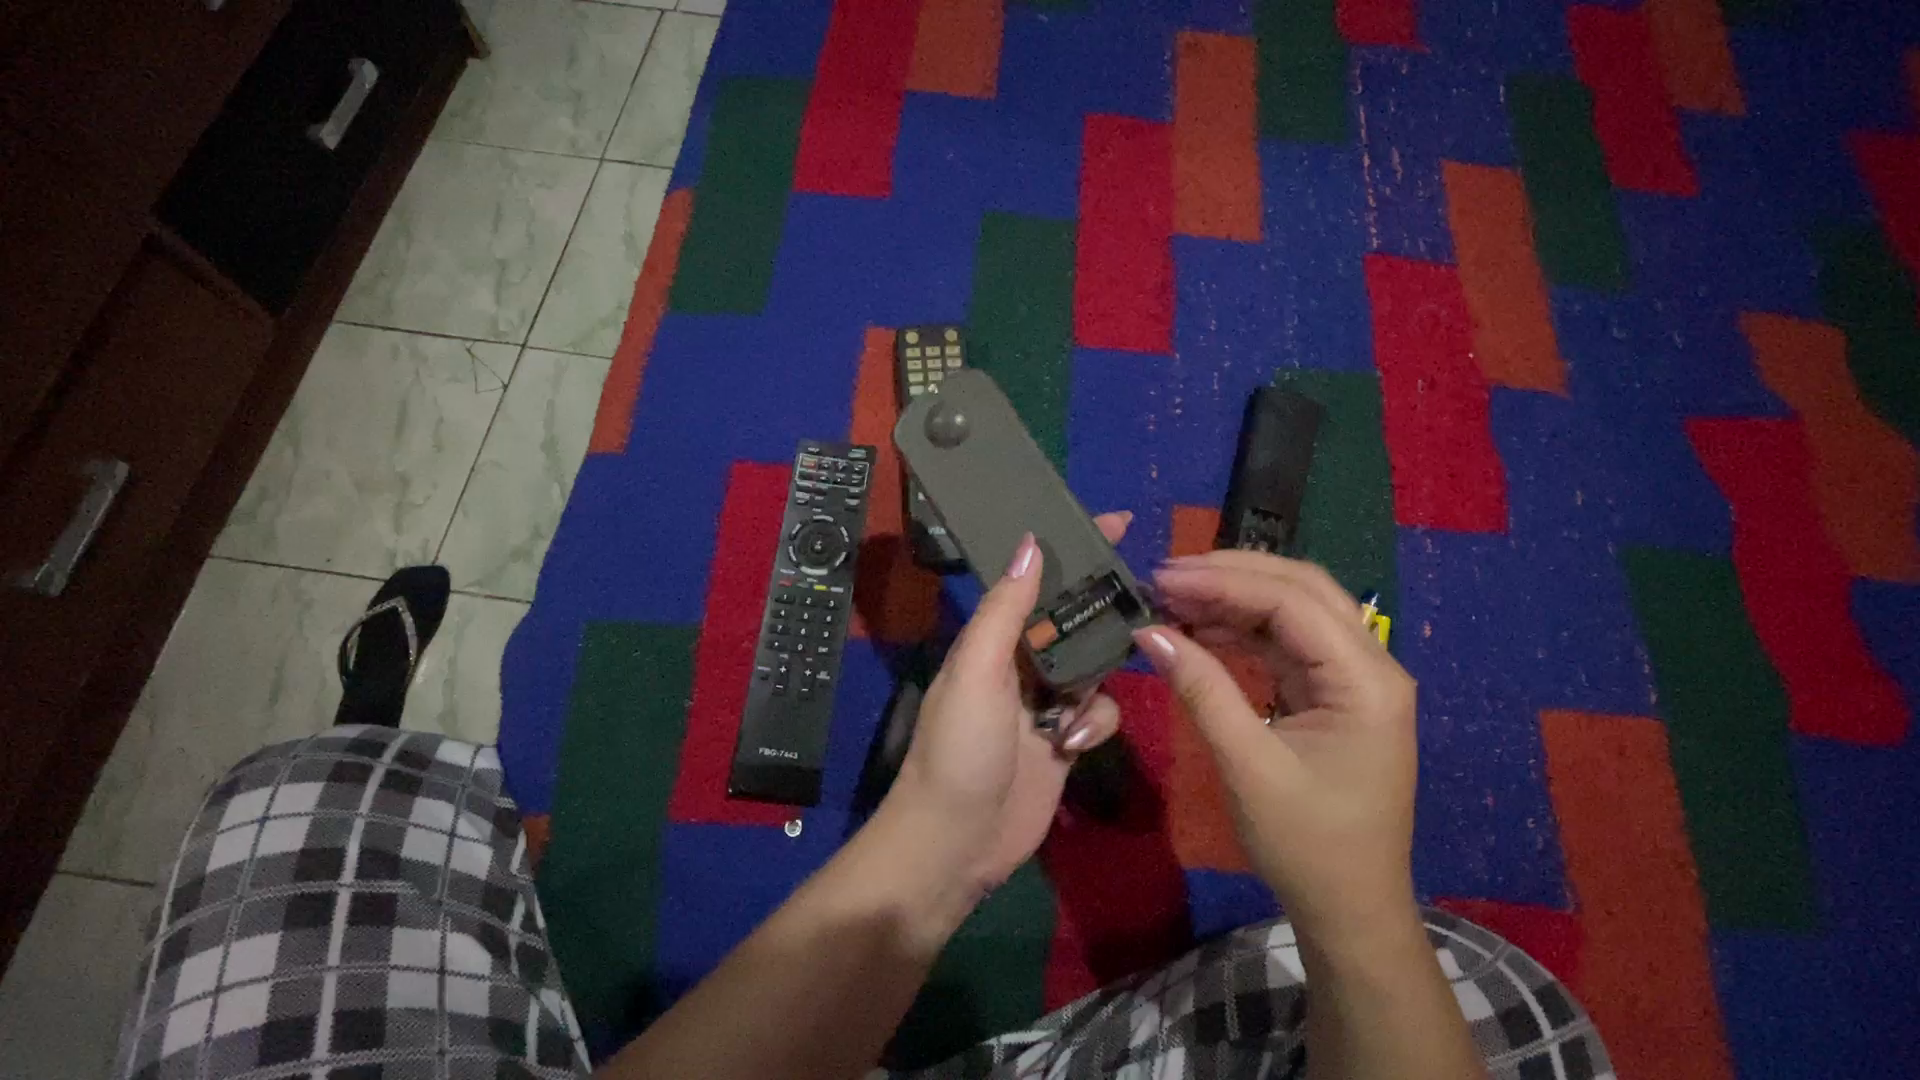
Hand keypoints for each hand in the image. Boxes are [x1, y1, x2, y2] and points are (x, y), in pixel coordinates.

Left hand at [882, 514, 1131, 891]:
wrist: (957, 842)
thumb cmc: (959, 748)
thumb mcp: (977, 671)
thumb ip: (1005, 612)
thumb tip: (1030, 543)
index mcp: (991, 641)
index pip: (1034, 581)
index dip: (1069, 550)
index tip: (1114, 523)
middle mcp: (1019, 665)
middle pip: (1071, 620)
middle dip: (1101, 609)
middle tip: (1140, 596)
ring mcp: (1043, 705)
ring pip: (1093, 668)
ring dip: (1098, 678)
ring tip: (1088, 692)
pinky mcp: (1064, 743)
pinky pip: (1098, 715)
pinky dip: (1094, 724)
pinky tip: (1072, 743)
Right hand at [1133, 551, 1420, 943]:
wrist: (1350, 909)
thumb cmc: (1307, 844)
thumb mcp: (1248, 766)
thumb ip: (1201, 690)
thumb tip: (1148, 632)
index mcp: (1366, 681)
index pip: (1292, 603)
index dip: (1224, 582)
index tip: (1162, 578)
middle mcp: (1370, 665)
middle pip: (1302, 590)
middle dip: (1232, 575)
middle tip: (1165, 577)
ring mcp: (1354, 679)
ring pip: (1293, 611)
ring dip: (1234, 599)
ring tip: (1173, 599)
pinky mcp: (1333, 694)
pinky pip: (1287, 643)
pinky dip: (1242, 630)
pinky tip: (1200, 629)